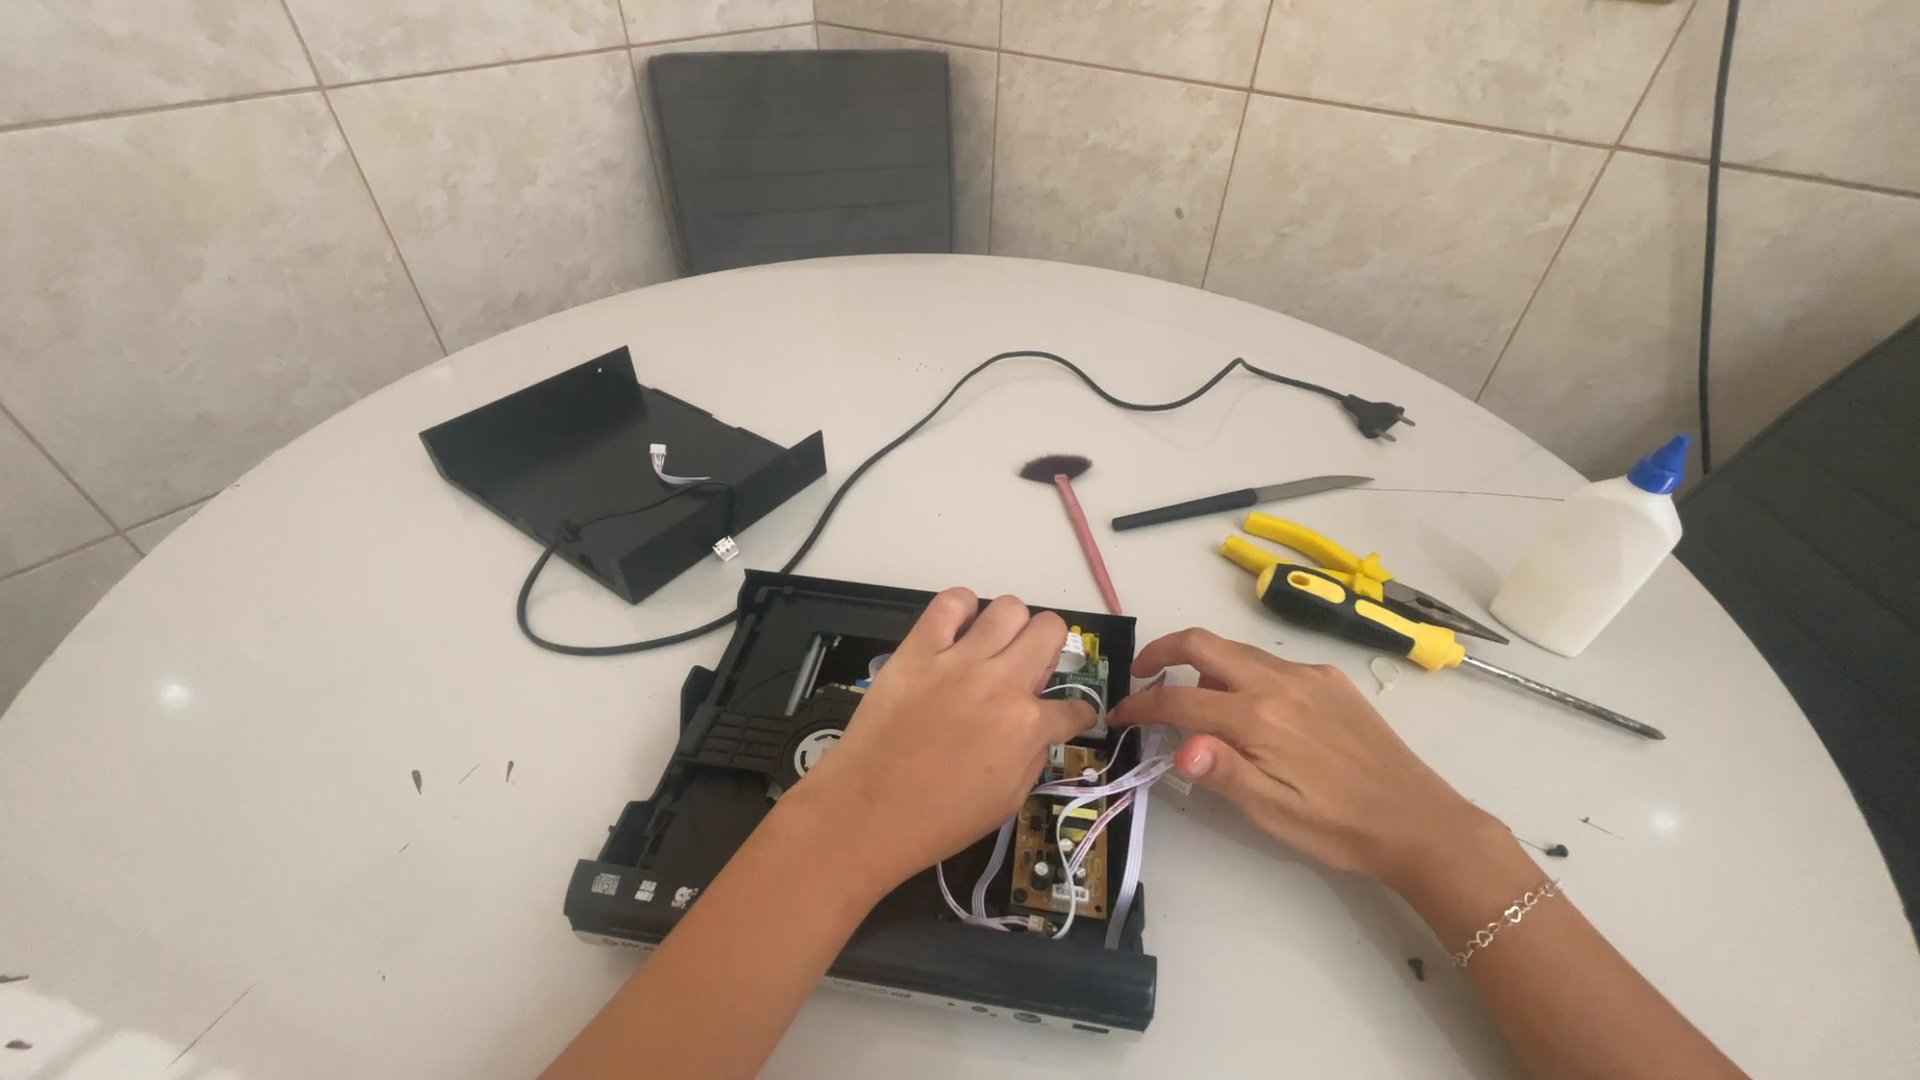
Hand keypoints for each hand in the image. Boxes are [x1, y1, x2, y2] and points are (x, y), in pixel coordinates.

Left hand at [786, 588, 1094, 892]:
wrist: (868, 811)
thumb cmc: (939, 819)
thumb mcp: (1007, 803)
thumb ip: (1033, 759)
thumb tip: (1038, 732)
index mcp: (1028, 725)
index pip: (1073, 707)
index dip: (1077, 714)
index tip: (1070, 716)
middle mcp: (1002, 682)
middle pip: (1050, 629)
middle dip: (1052, 646)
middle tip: (1031, 667)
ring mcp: (958, 660)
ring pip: (1008, 607)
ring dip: (1011, 626)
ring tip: (993, 646)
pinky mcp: (918, 648)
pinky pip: (950, 603)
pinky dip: (961, 608)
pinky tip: (958, 629)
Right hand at [1110, 628, 1493, 891]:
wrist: (1420, 822)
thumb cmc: (1336, 826)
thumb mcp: (1271, 812)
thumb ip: (1221, 771)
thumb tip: (1178, 746)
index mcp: (1258, 718)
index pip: (1179, 700)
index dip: (1140, 706)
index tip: (1119, 715)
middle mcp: (1278, 682)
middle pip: (1202, 644)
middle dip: (1161, 651)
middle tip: (1140, 674)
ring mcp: (1307, 675)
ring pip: (1236, 649)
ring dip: (1201, 662)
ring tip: (1189, 694)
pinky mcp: (1329, 679)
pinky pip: (1270, 662)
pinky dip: (1241, 671)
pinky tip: (1248, 704)